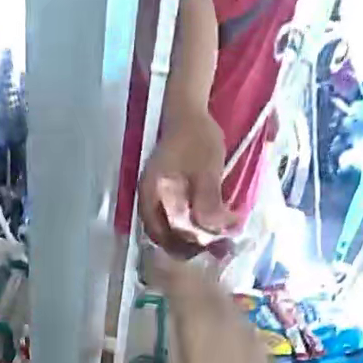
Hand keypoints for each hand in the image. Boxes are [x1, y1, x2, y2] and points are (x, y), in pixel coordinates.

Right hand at [102, 256, 326, 362]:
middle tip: (172, 266)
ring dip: (219, 301)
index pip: (192, 308)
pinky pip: (246, 348)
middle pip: (223, 308)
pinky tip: (218, 340)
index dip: (173, 278)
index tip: (152, 257)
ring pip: (241, 326)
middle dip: (198, 281)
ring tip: (197, 291)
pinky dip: (230, 328)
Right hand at [137, 112, 232, 257]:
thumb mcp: (207, 169)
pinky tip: (203, 231)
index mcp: (152, 195)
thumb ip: (208, 201)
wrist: (188, 114)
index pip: (167, 233)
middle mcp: (147, 204)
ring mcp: (152, 204)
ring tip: (212, 243)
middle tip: (215, 248)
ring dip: (188, 242)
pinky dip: (186, 232)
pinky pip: (170, 226)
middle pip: (164, 238)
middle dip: (189, 246)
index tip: (214, 242)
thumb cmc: (197, 138)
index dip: (190, 242)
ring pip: (167, 235)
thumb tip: (212, 231)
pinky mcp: (160, 202)